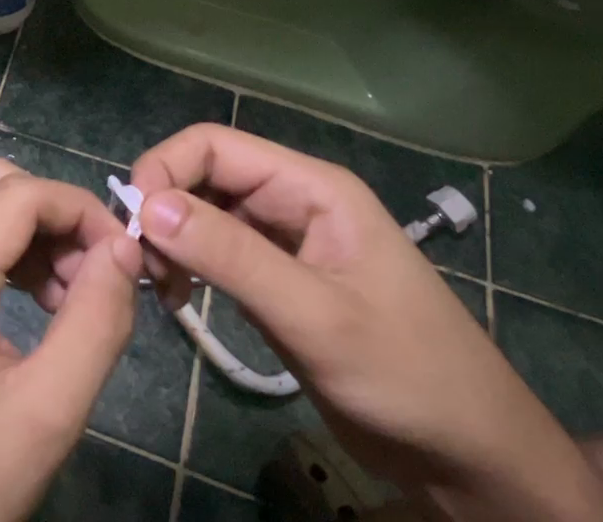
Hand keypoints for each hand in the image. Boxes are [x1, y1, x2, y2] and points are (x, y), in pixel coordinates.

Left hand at [0, 158, 143, 521]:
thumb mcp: (50, 410)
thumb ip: (96, 320)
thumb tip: (123, 247)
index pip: (19, 195)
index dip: (81, 210)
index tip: (122, 256)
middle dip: (55, 214)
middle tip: (94, 275)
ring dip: (32, 233)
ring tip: (70, 299)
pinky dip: (4, 250)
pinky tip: (36, 302)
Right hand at [130, 125, 602, 521]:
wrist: (469, 455)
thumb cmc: (407, 375)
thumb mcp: (315, 315)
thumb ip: (232, 256)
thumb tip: (147, 205)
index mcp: (313, 188)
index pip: (216, 146)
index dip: (165, 170)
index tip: (133, 224)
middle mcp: (294, 203)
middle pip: (204, 176)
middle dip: (163, 209)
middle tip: (140, 266)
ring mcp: (285, 244)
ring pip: (204, 215)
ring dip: (171, 240)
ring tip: (158, 287)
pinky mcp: (277, 282)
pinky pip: (216, 253)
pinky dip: (187, 266)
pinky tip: (178, 298)